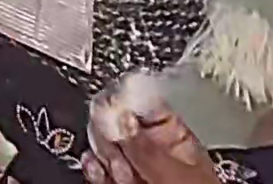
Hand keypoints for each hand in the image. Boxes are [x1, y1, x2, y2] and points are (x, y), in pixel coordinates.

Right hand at [83, 81, 213, 183]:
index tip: (110, 103)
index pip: (142, 100)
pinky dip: (94, 170)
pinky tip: (95, 168)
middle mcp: (153, 151)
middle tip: (115, 142)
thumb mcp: (177, 177)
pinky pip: (101, 173)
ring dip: (104, 152)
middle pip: (117, 122)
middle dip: (111, 131)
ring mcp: (137, 172)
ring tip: (116, 167)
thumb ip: (146, 147)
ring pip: (106, 148)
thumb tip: (117, 113)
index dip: (123, 98)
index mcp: (175, 138)